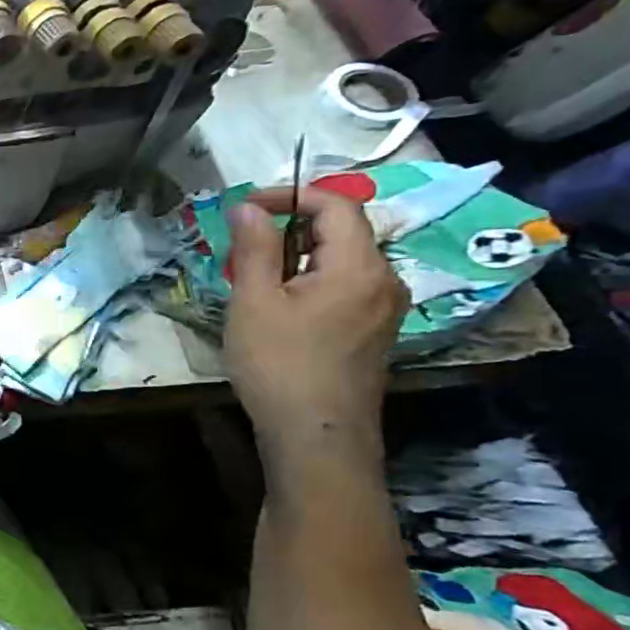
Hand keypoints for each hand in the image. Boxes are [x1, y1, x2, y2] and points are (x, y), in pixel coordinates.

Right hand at [223, 186, 407, 450]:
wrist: (316, 435)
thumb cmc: (279, 364)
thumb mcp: (255, 302)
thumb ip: (255, 248)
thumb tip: (249, 206)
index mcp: (359, 266)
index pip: (336, 205)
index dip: (291, 194)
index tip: (246, 206)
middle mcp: (385, 279)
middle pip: (343, 231)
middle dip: (291, 226)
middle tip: (243, 247)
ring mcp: (385, 308)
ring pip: (343, 260)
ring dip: (299, 255)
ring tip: (255, 277)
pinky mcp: (375, 331)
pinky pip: (346, 285)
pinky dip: (312, 279)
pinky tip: (281, 305)